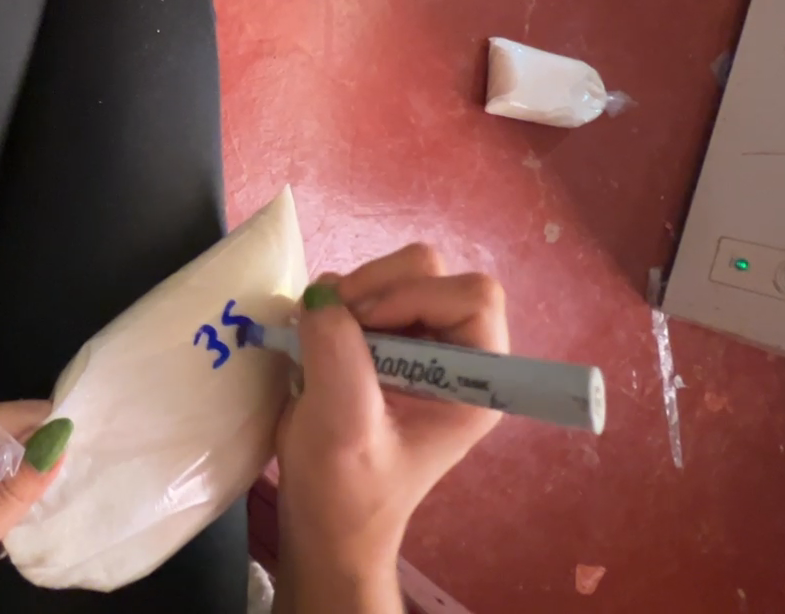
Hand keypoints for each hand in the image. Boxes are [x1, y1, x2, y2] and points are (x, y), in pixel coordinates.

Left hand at [0, 398, 72, 613]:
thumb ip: (1, 499)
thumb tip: (59, 444)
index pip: (27, 417)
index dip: (62, 442)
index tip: (96, 473)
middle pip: (17, 426)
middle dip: (44, 460)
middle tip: (69, 508)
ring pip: (4, 442)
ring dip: (25, 475)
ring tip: (47, 513)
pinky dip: (3, 482)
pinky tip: (9, 514)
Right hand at [273, 244, 507, 613]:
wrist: (322, 515)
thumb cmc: (347, 488)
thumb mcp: (344, 427)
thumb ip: (337, 355)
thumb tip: (322, 297)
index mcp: (473, 380)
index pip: (472, 297)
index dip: (415, 298)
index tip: (365, 328)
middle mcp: (449, 351)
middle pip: (427, 271)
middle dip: (374, 287)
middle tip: (333, 325)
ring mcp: (410, 340)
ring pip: (389, 272)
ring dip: (347, 293)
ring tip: (317, 338)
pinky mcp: (373, 336)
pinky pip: (355, 286)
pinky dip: (328, 300)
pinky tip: (311, 338)